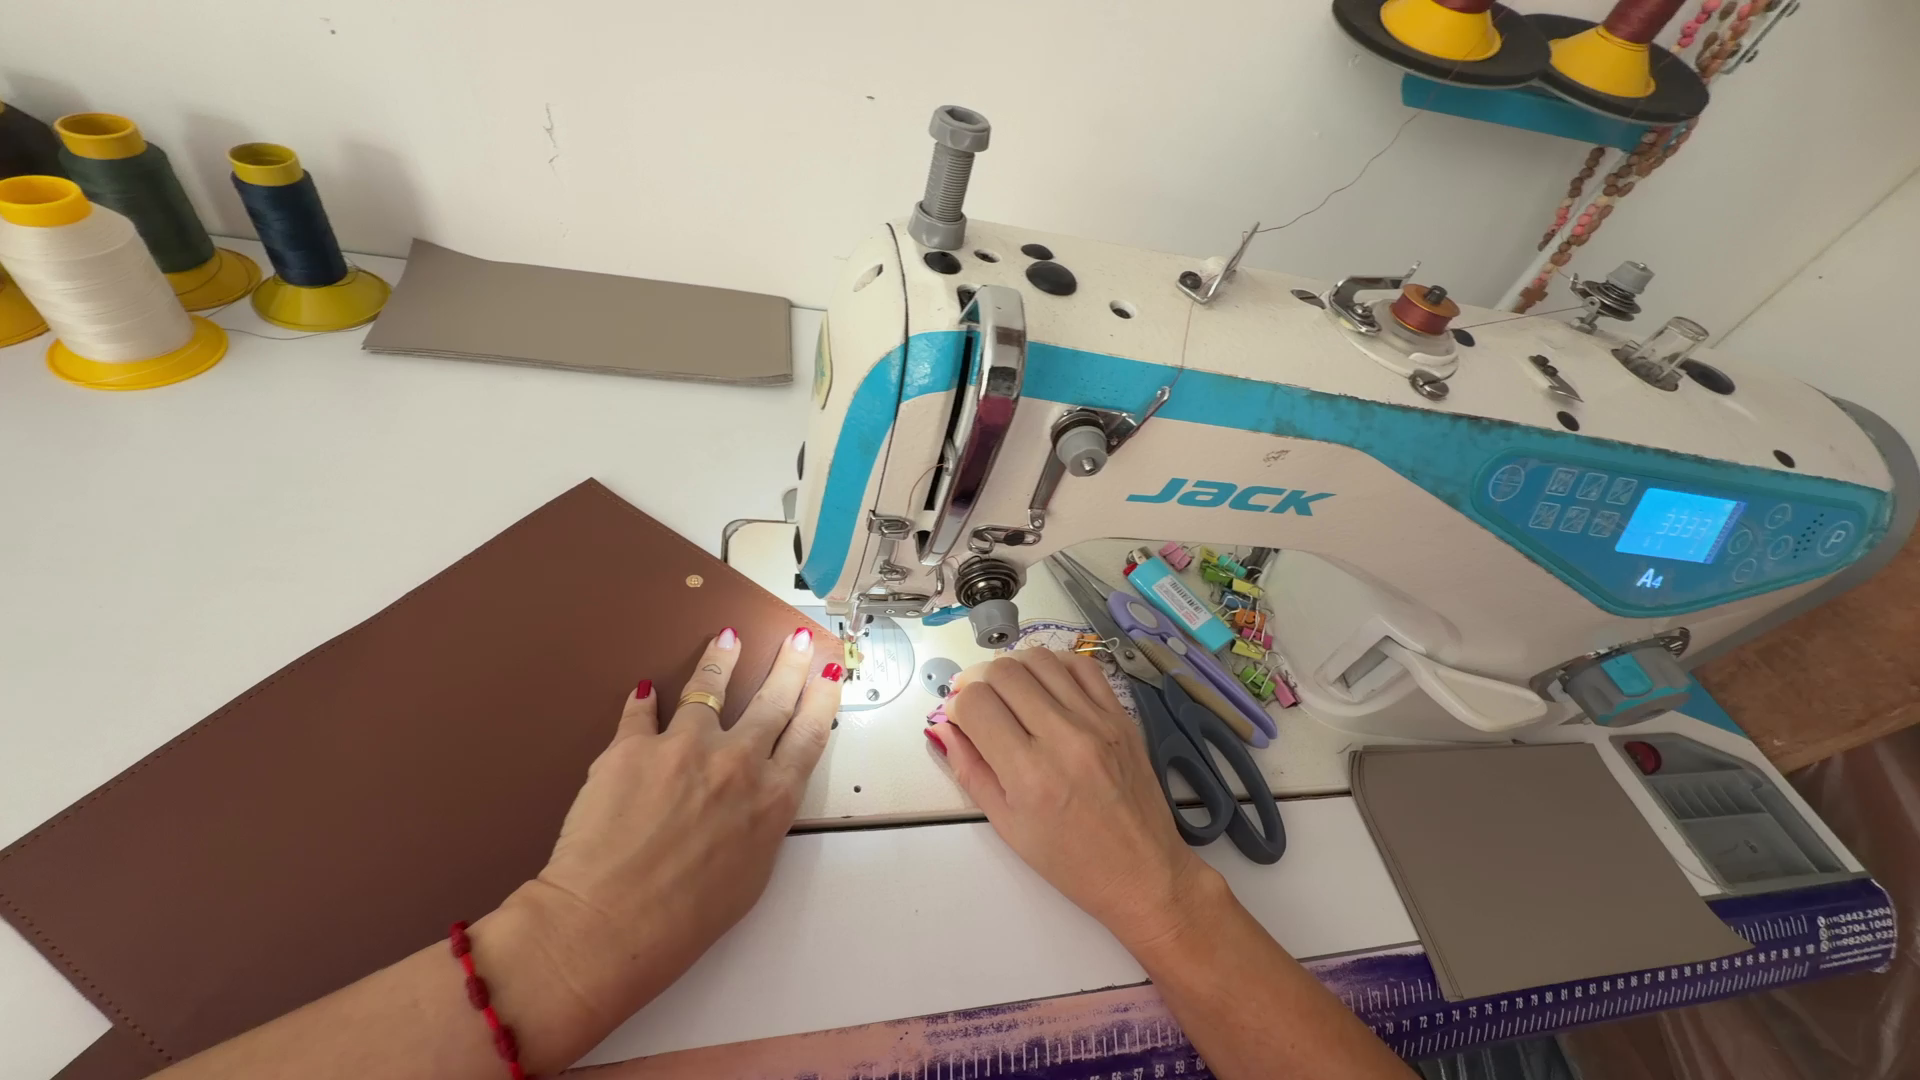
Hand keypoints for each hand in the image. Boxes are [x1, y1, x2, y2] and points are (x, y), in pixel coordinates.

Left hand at [498, 625, 843, 1053]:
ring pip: (708, 688)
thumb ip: (762, 819)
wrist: (606, 928)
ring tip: (727, 637)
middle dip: (790, 663)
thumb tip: (757, 792)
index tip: (830, 671)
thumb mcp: (752, 872)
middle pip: (772, 699)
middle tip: (798, 638)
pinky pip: (641, 712)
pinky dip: (644, 700)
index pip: (809, 732)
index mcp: (772, 798)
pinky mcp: (631, 747)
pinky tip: (646, 689)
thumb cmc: (686, 920)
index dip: (823, 697)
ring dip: (722, 659)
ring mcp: (683, 747)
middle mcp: (737, 762)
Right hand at [929, 649, 1221, 949]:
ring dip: (1012, 667)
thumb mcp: (1007, 826)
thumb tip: (944, 726)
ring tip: (1007, 689)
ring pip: (1039, 659)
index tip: (958, 717)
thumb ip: (970, 769)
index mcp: (1029, 774)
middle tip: (976, 699)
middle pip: (1003, 672)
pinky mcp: (1120, 715)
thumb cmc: (1071, 861)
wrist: (1143, 872)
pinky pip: (1081, 665)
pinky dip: (1053, 664)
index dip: (956, 704)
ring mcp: (1097, 721)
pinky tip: (1043, 683)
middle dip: (977, 679)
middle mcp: (1063, 737)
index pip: (976, 703)